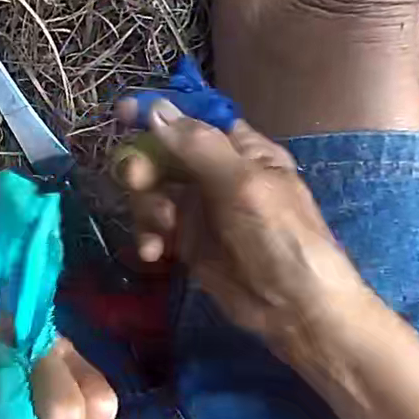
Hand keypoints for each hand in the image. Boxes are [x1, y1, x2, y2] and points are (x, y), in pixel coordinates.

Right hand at [115, 98, 372, 361]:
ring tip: (160, 232)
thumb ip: (198, 147)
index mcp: (239, 151)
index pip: (193, 121)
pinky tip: (154, 254)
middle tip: (137, 181)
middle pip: (162, 156)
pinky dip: (147, 236)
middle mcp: (214, 175)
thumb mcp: (242, 184)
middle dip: (145, 168)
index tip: (124, 113)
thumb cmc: (279, 237)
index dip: (159, 115)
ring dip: (146, 208)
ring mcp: (198, 210)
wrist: (293, 309)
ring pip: (151, 192)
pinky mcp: (185, 242)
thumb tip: (155, 109)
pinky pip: (153, 227)